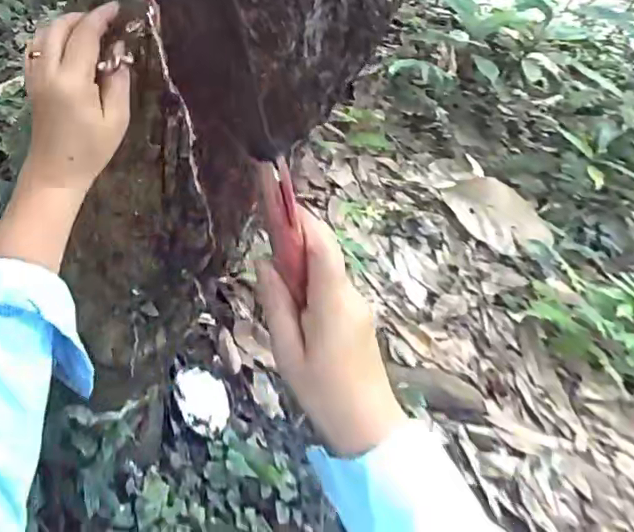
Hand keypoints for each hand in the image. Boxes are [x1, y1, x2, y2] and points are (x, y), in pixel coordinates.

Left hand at [0, 3, 130, 272]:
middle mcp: (48, 73)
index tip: (116, 8)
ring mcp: (35, 77)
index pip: (84, 35)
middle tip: (104, 19)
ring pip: (42, 34)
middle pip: (58, 27)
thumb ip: (118, 79)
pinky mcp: (30, 84)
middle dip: (81, 16)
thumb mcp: (116, 118)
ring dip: (64, 24)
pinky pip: (34, 49)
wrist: (55, 173)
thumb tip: (118, 50)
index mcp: (71, 80)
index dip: (100, 17)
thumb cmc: (91, 149)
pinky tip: (66, 44)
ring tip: (87, 29)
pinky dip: (49, 37)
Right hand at [256, 203, 404, 456]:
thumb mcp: (287, 350)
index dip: (301, 219)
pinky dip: (311, 280)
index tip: (277, 204)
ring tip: (276, 286)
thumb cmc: (324, 391)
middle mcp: (350, 293)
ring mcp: (358, 303)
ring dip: (301, 264)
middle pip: (324, 250)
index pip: (322, 244)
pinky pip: (331, 284)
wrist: (370, 430)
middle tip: (266, 249)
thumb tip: (263, 261)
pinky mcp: (358, 314)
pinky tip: (294, 304)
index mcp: (333, 299)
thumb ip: (275, 301)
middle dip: (295, 240)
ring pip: (327, 267)